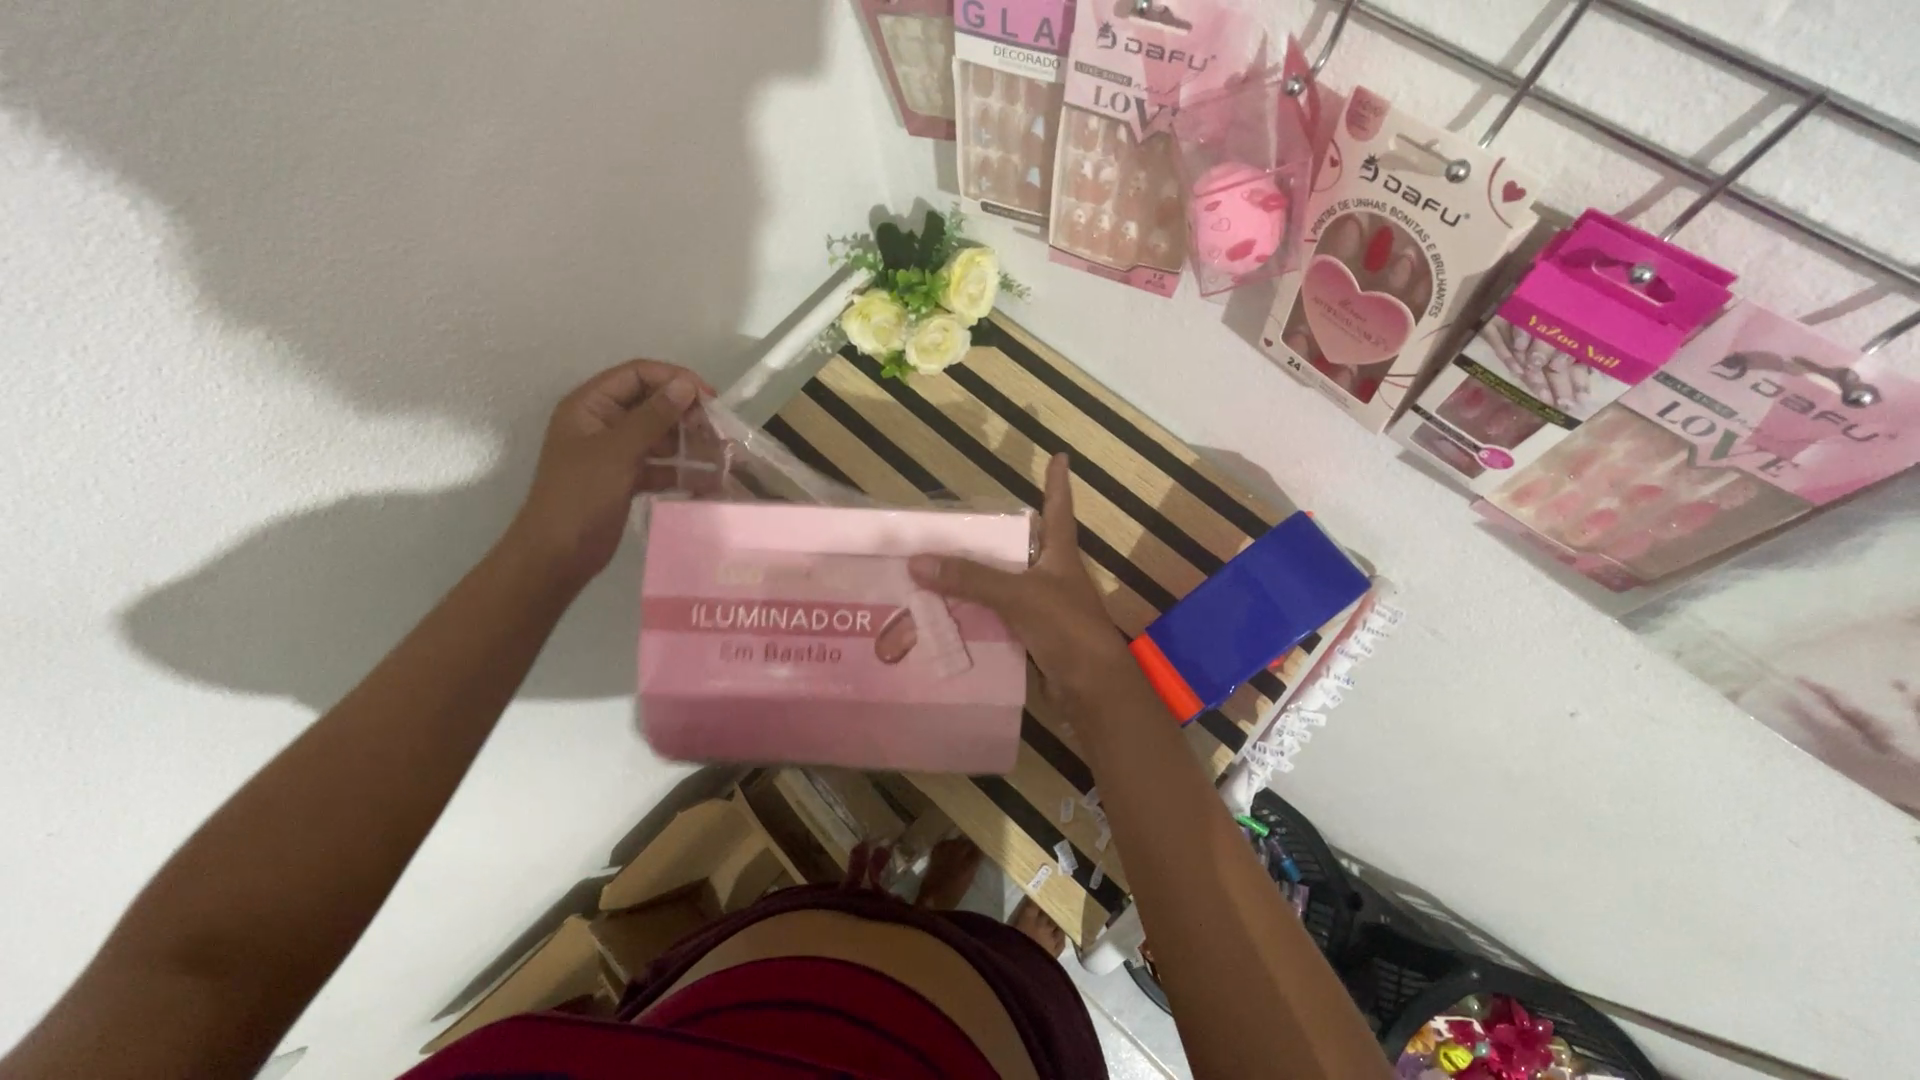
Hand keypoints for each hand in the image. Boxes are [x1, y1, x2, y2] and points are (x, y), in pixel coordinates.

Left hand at [508, 359, 711, 586]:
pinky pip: (658, 464)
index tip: (708, 397)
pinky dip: (679, 469)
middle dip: (684, 413)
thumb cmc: (581, 495)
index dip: (673, 379)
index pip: (636, 374)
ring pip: (657, 435)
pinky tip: (704, 479)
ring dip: (686, 442)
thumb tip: (685, 385)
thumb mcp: (618, 451)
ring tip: (717, 454)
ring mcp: (613, 452)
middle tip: (716, 428)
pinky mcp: (625, 478)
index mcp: (589, 405)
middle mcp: (601, 423)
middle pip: (650, 403)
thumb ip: (653, 416)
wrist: (558, 554)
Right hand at [908, 453, 1141, 712]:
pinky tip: (950, 613)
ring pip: (1006, 586)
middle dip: (999, 535)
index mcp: (1060, 555)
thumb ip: (971, 578)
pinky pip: (998, 619)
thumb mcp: (1018, 595)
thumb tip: (917, 561)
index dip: (1058, 483)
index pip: (1059, 509)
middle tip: (964, 521)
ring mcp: (1045, 609)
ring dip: (980, 579)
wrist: (1092, 688)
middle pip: (1025, 548)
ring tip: (942, 564)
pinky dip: (977, 615)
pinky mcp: (1033, 638)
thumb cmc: (1067, 628)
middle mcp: (1054, 577)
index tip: (1060, 456)